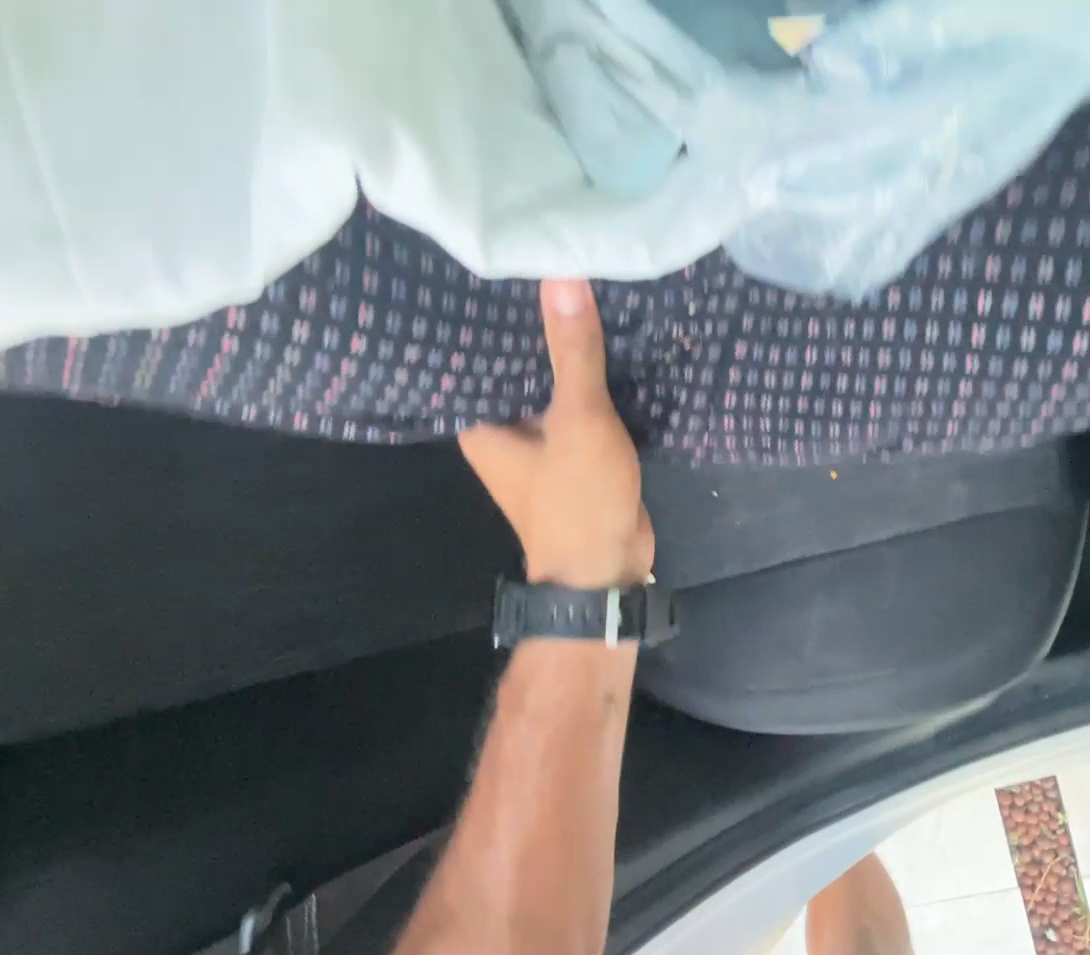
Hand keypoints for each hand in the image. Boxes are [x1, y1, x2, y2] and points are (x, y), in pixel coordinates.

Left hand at [458, 280, 653, 589]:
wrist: (608, 570)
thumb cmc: (578, 499)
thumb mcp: (578, 420)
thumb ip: (572, 351)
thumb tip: (560, 273)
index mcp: (481, 418)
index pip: (477, 346)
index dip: (495, 303)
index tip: (511, 249)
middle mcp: (502, 424)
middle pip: (519, 360)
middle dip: (540, 320)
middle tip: (558, 250)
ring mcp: (540, 438)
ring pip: (552, 380)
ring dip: (570, 347)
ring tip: (588, 280)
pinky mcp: (575, 448)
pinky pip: (580, 401)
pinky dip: (594, 377)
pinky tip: (612, 336)